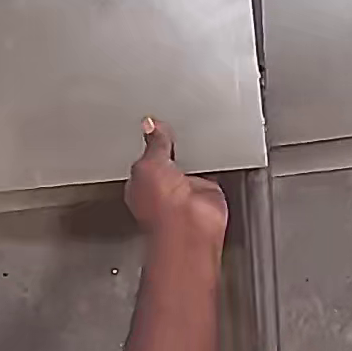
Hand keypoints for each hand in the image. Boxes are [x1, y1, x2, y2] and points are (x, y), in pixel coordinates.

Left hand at [125, 118, 228, 244]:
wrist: (190, 225)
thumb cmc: (161, 206)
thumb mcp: (149, 163)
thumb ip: (154, 142)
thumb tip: (150, 124)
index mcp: (141, 183)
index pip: (144, 159)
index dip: (148, 143)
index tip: (153, 125)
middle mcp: (163, 189)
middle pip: (167, 161)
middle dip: (170, 148)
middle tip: (173, 131)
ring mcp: (185, 191)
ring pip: (188, 166)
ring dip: (191, 158)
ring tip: (192, 144)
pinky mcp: (208, 191)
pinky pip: (209, 172)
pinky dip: (211, 165)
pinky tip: (208, 159)